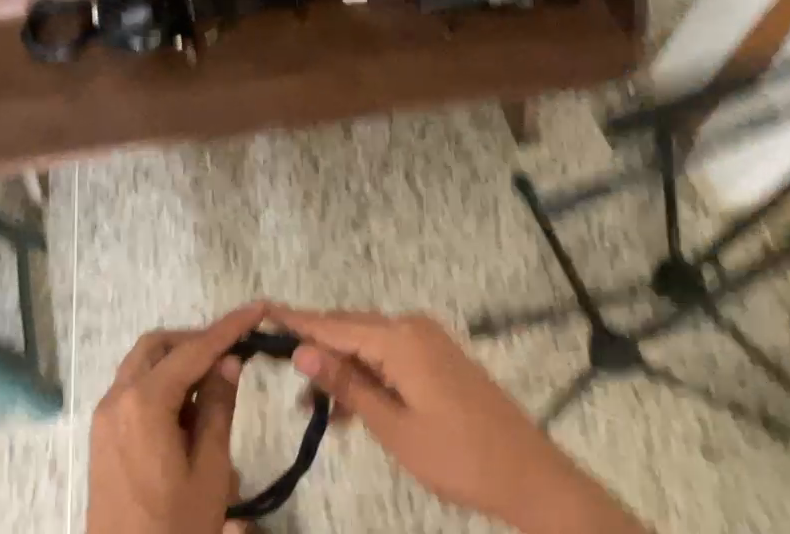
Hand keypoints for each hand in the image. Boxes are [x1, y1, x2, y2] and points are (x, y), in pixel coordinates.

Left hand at [87, 303, 266, 533]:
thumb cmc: (175, 524)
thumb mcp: (208, 470)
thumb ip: (218, 408)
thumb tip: (228, 361)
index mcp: (144, 402)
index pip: (193, 351)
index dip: (227, 329)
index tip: (256, 310)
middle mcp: (116, 397)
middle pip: (157, 347)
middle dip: (195, 342)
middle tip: (232, 354)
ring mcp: (104, 415)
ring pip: (142, 366)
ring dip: (177, 363)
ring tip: (215, 386)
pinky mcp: (102, 434)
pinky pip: (132, 390)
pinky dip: (161, 386)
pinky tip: (188, 411)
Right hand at [270, 306, 646, 533]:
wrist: (532, 477)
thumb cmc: (459, 458)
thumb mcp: (393, 428)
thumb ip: (345, 384)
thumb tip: (299, 350)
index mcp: (399, 339)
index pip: (332, 325)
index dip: (294, 321)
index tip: (258, 311)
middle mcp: (411, 327)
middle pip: (348, 329)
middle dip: (314, 349)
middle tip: (277, 369)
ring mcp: (427, 340)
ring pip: (366, 343)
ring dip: (340, 368)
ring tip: (311, 404)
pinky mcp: (437, 357)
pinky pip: (388, 355)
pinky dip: (366, 375)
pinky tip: (349, 406)